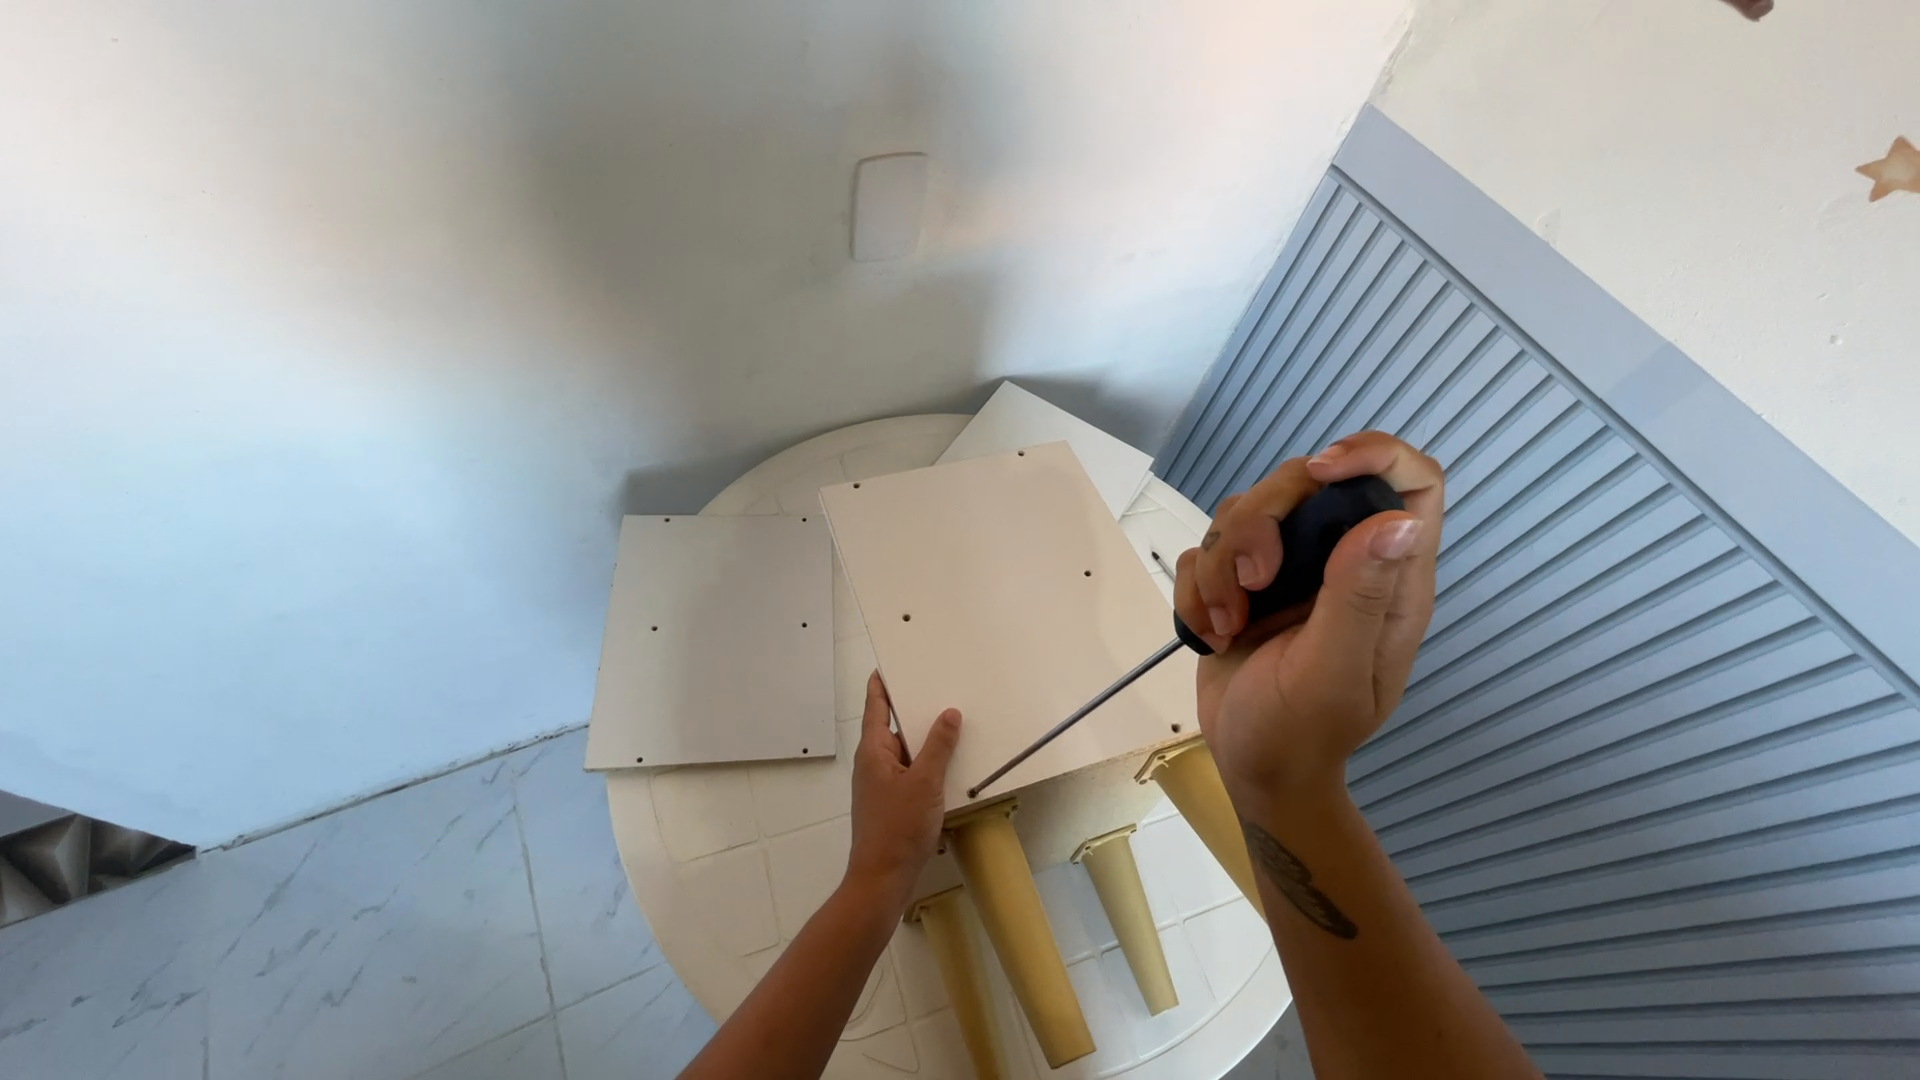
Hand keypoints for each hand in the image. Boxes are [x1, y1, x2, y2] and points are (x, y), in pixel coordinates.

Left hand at [844, 671, 961, 911]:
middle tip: (938, 684)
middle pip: (893, 726)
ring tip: (953, 720)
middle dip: (914, 707)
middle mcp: (874, 762)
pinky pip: (911, 772)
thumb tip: (949, 713)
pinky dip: (928, 763)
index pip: (876, 705)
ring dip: (925, 739)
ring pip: (905, 751)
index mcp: (873, 749)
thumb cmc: (898, 827)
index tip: (891, 661)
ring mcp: (881, 784)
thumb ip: (939, 746)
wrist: (882, 880)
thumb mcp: (925, 782)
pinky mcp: (892, 803)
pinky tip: (951, 763)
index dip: (882, 682)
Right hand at [1174, 432, 1443, 803]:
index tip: (1319, 471)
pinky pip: (1202, 552)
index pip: (1409, 483)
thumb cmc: (1302, 729)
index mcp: (1385, 576)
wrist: (1252, 764)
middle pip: (1298, 483)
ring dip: (1220, 569)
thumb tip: (1398, 520)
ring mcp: (1282, 570)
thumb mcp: (1332, 670)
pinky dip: (1197, 591)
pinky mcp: (1235, 584)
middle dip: (1259, 527)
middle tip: (1252, 583)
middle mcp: (1335, 560)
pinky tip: (1210, 633)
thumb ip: (1360, 596)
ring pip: (1240, 515)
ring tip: (1227, 626)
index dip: (1372, 455)